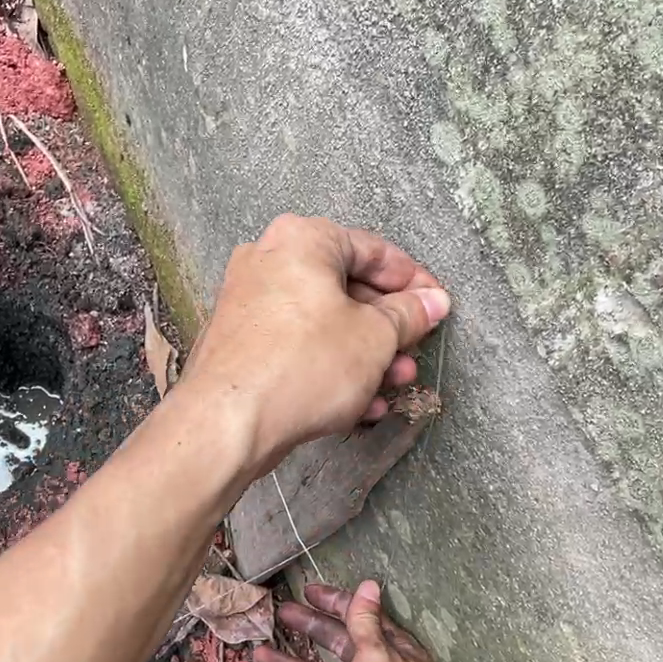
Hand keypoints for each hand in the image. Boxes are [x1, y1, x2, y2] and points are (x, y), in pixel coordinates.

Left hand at [178, 215, 449, 479]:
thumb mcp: (374, 338)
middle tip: (415, 350)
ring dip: (364, 353)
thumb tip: (430, 302)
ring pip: (322, 322)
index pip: (373, 250)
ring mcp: (248, 301)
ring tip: (394, 383)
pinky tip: (359, 402)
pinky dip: (329, 366)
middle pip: (346, 288)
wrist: (227, 421)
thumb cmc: (300, 366)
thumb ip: (407, 315)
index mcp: (302, 239)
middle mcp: (268, 260)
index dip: (413, 281)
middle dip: (387, 327)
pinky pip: (296, 345)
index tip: (435, 306)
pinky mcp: (239, 341)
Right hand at [254, 582, 471, 661]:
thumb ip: (365, 622)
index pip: (364, 619)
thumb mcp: (374, 657)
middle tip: (280, 612)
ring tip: (259, 653)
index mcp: (397, 655)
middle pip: (340, 647)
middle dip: (310, 629)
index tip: (308, 591)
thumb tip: (369, 584)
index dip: (336, 603)